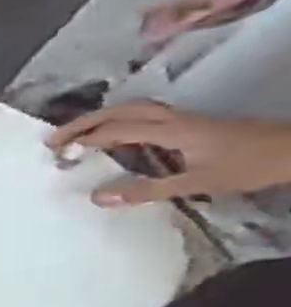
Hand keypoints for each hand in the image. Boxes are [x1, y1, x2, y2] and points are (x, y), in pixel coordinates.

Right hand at [47, 101, 290, 205]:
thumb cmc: (252, 166)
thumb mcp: (198, 182)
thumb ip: (146, 190)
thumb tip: (96, 197)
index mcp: (174, 131)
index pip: (118, 129)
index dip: (85, 139)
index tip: (58, 153)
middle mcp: (177, 119)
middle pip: (124, 110)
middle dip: (86, 121)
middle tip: (55, 138)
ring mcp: (187, 120)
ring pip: (136, 109)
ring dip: (102, 118)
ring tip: (78, 135)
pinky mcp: (193, 125)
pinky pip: (147, 116)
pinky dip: (120, 122)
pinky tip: (114, 138)